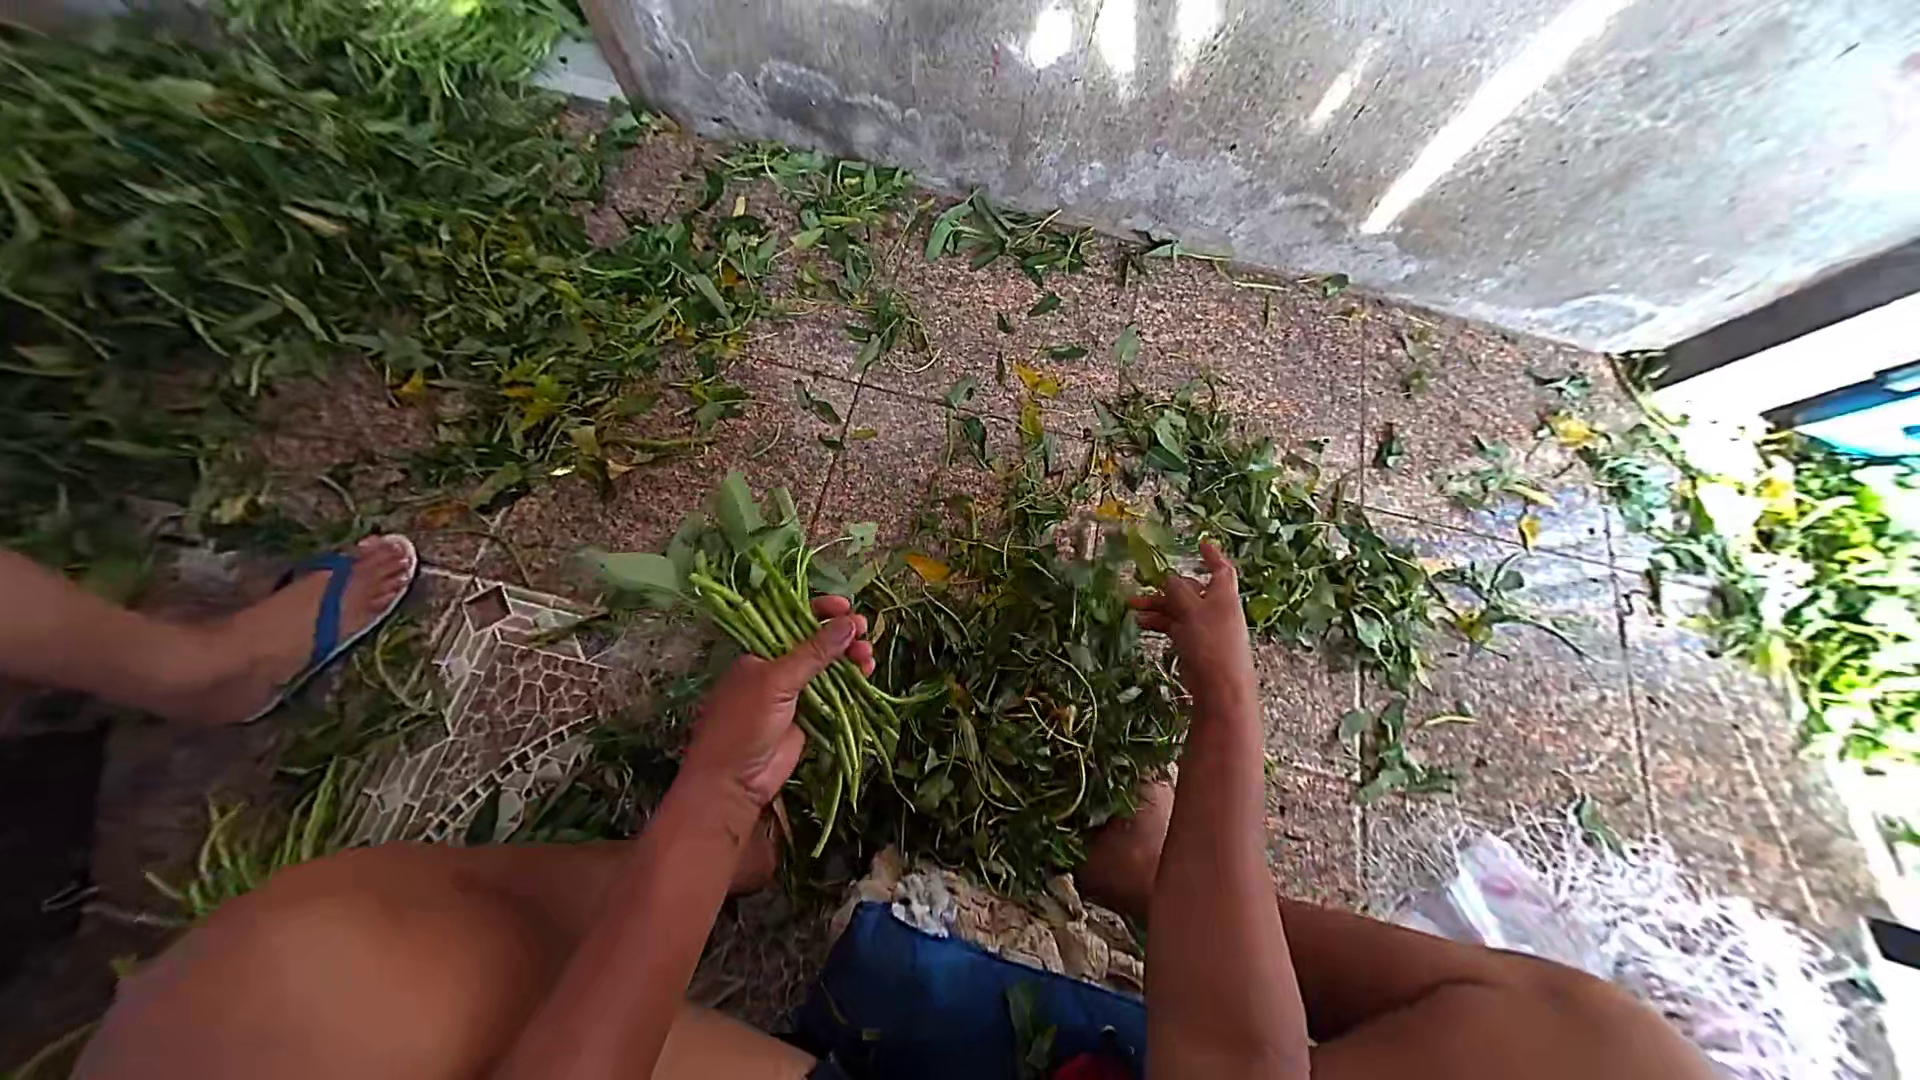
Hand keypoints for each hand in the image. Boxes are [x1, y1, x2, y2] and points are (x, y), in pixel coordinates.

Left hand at [680, 595, 874, 807]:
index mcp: (760, 651)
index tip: (846, 606)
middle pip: (816, 642)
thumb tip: (849, 623)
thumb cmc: (744, 722)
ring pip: (829, 666)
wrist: (733, 781)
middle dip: (841, 634)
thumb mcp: (777, 681)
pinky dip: (851, 682)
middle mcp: (778, 666)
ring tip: (868, 657)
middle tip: (865, 631)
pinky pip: (835, 691)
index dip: (820, 610)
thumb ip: (814, 652)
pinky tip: (866, 674)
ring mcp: (794, 691)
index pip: (793, 619)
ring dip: (850, 657)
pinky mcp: (809, 714)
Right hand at [1127, 542, 1255, 709]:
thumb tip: (1169, 577)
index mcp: (1223, 595)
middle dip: (1166, 586)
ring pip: (1177, 608)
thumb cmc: (1211, 643)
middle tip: (1142, 583)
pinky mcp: (1193, 643)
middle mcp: (1214, 608)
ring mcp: (1203, 627)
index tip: (1201, 544)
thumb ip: (1178, 591)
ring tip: (1132, 606)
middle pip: (1190, 589)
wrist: (1220, 688)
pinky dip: (1159, 622)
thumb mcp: (1192, 610)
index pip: (1221, 569)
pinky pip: (1173, 625)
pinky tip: (1141, 623)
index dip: (1212, 556)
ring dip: (1156, 605)